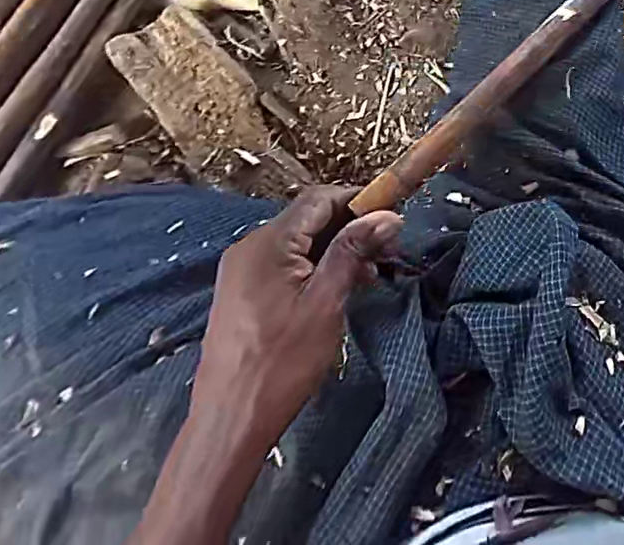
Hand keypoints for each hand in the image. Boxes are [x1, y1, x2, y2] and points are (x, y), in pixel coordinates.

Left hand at [192, 187, 401, 445]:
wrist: (229, 425)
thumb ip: (354, 249)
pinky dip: (321, 264)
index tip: (393, 218)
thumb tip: (388, 214)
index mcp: (266, 244)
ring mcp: (245, 270)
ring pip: (304, 240)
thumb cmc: (282, 362)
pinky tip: (344, 284)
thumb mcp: (326, 300)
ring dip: (341, 247)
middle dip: (354, 226)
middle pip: (312, 217)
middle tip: (389, 249)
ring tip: (371, 271)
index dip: (360, 201)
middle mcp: (250, 248)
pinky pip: (290, 260)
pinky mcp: (246, 290)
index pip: (320, 199)